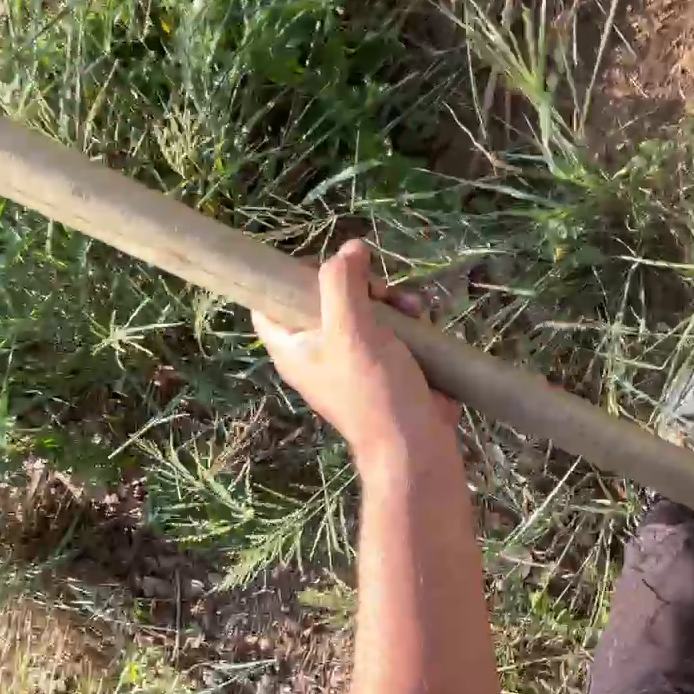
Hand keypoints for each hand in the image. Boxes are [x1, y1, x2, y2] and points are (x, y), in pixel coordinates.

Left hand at [254, 240, 457, 477]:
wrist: (417, 445)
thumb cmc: (375, 391)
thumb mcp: (352, 330)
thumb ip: (343, 283)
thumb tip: (352, 248)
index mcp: (294, 347)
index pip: (270, 300)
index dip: (291, 275)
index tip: (326, 266)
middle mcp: (320, 352)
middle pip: (327, 298)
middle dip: (359, 285)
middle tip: (378, 289)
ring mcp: (356, 360)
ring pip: (366, 310)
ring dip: (391, 301)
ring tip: (411, 307)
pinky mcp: (389, 366)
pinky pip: (393, 330)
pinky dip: (408, 320)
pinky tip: (423, 319)